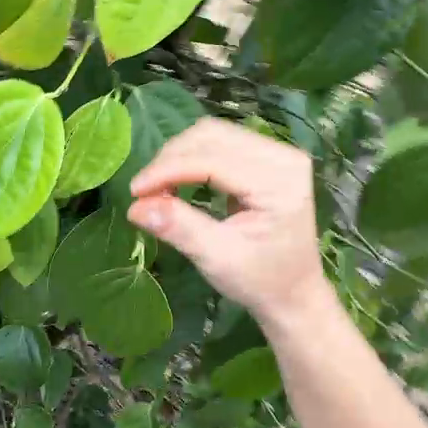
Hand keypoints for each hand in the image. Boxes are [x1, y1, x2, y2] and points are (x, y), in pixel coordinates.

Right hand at [126, 119, 329, 319]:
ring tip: (159, 188)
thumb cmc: (260, 279)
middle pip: (211, 136)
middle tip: (145, 192)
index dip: (168, 170)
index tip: (135, 192)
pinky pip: (218, 143)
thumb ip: (180, 228)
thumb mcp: (217, 258)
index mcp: (280, 181)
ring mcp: (276, 154)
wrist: (292, 292)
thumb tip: (136, 207)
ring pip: (210, 135)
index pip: (212, 159)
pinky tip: (177, 181)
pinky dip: (189, 158)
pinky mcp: (265, 157)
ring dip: (177, 156)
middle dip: (170, 160)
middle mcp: (283, 157)